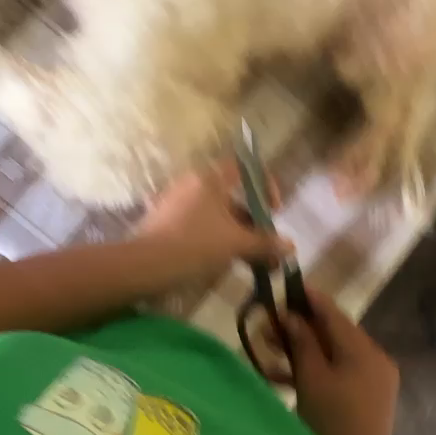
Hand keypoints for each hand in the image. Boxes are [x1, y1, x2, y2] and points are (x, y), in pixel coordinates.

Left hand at [136, 166, 291, 285]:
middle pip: (232, 198)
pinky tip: (224, 263)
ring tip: (251, 263)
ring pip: (217, 216)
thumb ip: (264, 242)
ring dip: (238, 236)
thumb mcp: (235, 243)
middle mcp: (192, 184)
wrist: (145, 265)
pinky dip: (216, 241)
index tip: (274, 212)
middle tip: (266, 248)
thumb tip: (290, 246)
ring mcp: (177, 204)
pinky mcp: (166, 223)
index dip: (265, 186)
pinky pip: (200, 227)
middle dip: (254, 223)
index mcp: (209, 178)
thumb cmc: (194, 244)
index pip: (245, 169)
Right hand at [282, 291, 400, 434]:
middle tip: (267, 324)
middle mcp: (374, 359)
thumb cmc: (332, 422)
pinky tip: (283, 375)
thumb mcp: (311, 379)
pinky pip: (338, 372)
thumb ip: (301, 342)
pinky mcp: (366, 396)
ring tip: (268, 349)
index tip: (284, 287)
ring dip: (302, 349)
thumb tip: (290, 315)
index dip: (308, 298)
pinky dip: (314, 369)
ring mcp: (373, 378)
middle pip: (333, 332)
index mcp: (364, 350)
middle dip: (299, 327)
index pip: (333, 313)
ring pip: (333, 353)